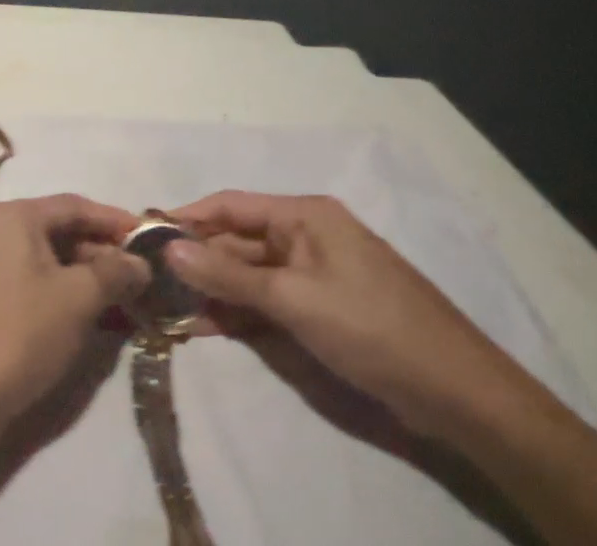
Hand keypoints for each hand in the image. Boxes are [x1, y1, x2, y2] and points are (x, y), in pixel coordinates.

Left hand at [0, 195, 149, 431]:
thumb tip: (140, 262)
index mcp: (13, 216)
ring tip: (123, 297)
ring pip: (45, 257)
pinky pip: (29, 277)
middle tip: (143, 276)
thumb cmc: (21, 334)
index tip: (152, 240)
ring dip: (85, 274)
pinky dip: (60, 289)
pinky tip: (88, 311)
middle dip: (103, 252)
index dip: (118, 222)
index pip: (76, 206)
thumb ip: (116, 271)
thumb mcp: (79, 299)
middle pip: (60, 229)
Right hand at [165, 191, 526, 434]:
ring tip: (167, 307)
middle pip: (237, 239)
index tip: (142, 236)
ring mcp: (316, 272)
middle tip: (148, 281)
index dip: (185, 218)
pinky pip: (268, 299)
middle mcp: (308, 235)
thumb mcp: (293, 299)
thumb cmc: (372, 328)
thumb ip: (228, 274)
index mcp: (305, 216)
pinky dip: (239, 310)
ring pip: (249, 272)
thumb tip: (168, 246)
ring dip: (213, 288)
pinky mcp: (321, 306)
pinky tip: (206, 326)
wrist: (455, 391)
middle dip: (196, 259)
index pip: (229, 205)